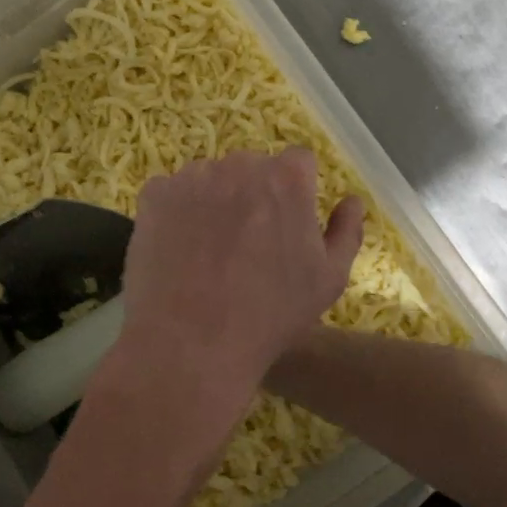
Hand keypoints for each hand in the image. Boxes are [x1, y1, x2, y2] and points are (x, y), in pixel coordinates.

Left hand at [116, 148, 364, 396]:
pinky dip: (177, 213)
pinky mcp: (154, 195)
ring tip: (209, 252)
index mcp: (287, 179)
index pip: (298, 162)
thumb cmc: (270, 315)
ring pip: (211, 179)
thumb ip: (346, 231)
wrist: (192, 344)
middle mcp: (240, 165)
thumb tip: (351, 200)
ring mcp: (192, 177)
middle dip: (254, 195)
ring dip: (215, 201)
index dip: (295, 192)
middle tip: (247, 244)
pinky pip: (173, 193)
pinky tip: (180, 251)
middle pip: (252, 168)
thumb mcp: (329, 280)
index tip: (286, 224)